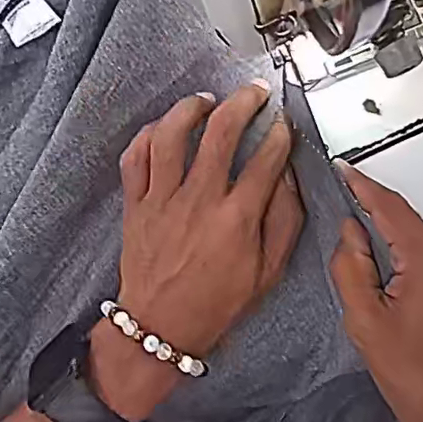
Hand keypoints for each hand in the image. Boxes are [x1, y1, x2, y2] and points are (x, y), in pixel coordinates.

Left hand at [92, 81, 303, 420]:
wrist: (161, 327)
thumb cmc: (213, 303)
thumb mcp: (267, 273)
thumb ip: (284, 222)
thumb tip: (288, 180)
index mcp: (236, 220)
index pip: (265, 160)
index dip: (279, 135)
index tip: (283, 125)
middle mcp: (198, 202)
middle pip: (221, 133)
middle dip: (243, 103)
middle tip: (253, 94)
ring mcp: (162, 200)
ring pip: (172, 136)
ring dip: (191, 109)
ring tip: (206, 100)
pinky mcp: (136, 205)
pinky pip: (135, 158)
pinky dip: (147, 135)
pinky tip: (163, 128)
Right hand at [327, 162, 422, 421]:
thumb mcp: (366, 326)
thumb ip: (351, 268)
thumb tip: (350, 235)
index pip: (391, 206)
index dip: (362, 186)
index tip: (345, 171)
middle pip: (407, 230)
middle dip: (378, 243)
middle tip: (360, 279)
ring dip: (401, 265)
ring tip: (392, 313)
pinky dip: (421, 276)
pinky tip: (414, 315)